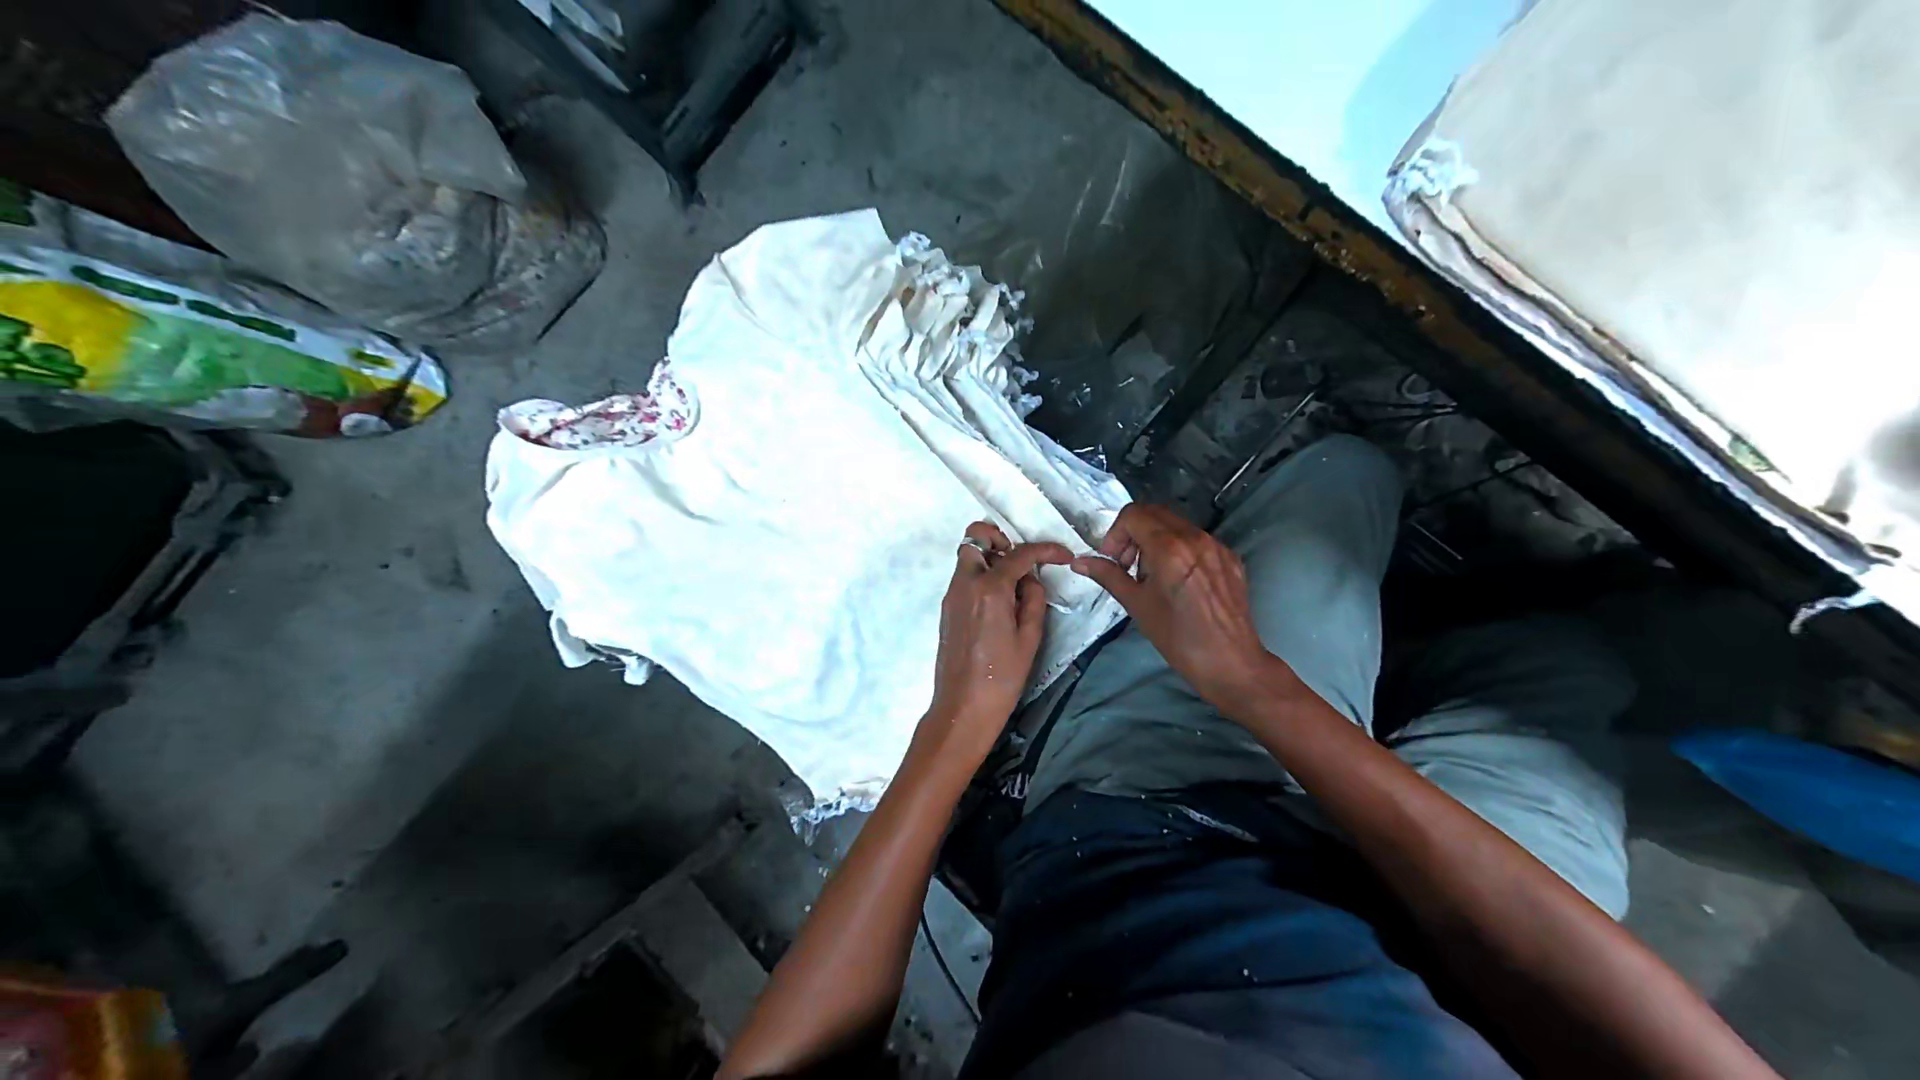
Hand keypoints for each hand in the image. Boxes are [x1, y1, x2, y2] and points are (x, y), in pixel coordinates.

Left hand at [916, 522, 1072, 771]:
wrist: (963, 706)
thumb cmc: (1002, 676)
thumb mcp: (1030, 637)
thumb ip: (1033, 599)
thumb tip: (1030, 580)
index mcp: (989, 588)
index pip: (1019, 553)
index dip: (1046, 550)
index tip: (1064, 556)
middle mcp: (965, 583)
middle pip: (975, 537)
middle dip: (1000, 538)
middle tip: (1021, 561)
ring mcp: (952, 595)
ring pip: (967, 556)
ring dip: (990, 556)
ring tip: (1014, 584)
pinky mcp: (947, 608)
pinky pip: (964, 577)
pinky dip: (981, 575)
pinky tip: (1000, 601)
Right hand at [1070, 504, 1301, 712]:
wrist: (1231, 663)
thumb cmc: (1178, 638)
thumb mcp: (1137, 605)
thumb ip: (1108, 576)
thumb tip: (1080, 562)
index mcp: (1170, 548)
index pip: (1133, 515)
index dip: (1115, 534)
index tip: (1114, 561)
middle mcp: (1196, 538)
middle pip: (1154, 513)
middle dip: (1133, 534)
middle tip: (1127, 566)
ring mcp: (1217, 546)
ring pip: (1176, 525)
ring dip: (1155, 540)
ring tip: (1152, 576)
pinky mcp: (1230, 558)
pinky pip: (1196, 540)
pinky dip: (1178, 549)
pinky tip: (1177, 582)